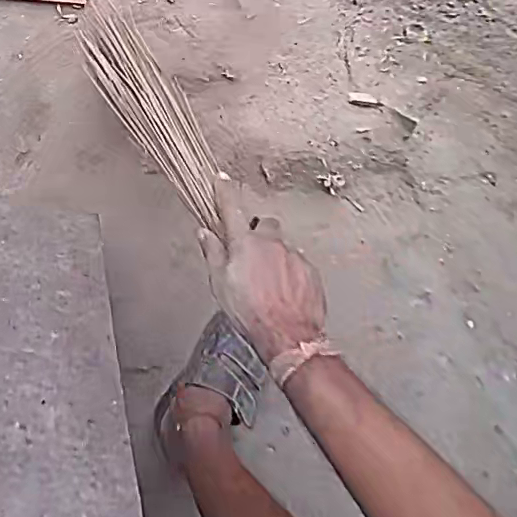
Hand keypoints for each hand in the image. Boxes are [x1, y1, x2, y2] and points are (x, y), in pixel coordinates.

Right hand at [196, 177, 326, 361]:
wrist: (289, 336)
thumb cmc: (250, 311)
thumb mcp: (220, 282)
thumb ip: (213, 253)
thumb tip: (205, 234)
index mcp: (245, 243)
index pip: (231, 209)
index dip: (224, 192)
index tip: (221, 179)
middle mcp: (271, 244)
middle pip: (265, 225)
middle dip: (258, 232)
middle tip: (250, 252)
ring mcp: (294, 257)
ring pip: (282, 246)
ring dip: (274, 256)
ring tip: (268, 281)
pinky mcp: (311, 272)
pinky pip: (298, 264)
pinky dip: (290, 271)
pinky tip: (283, 291)